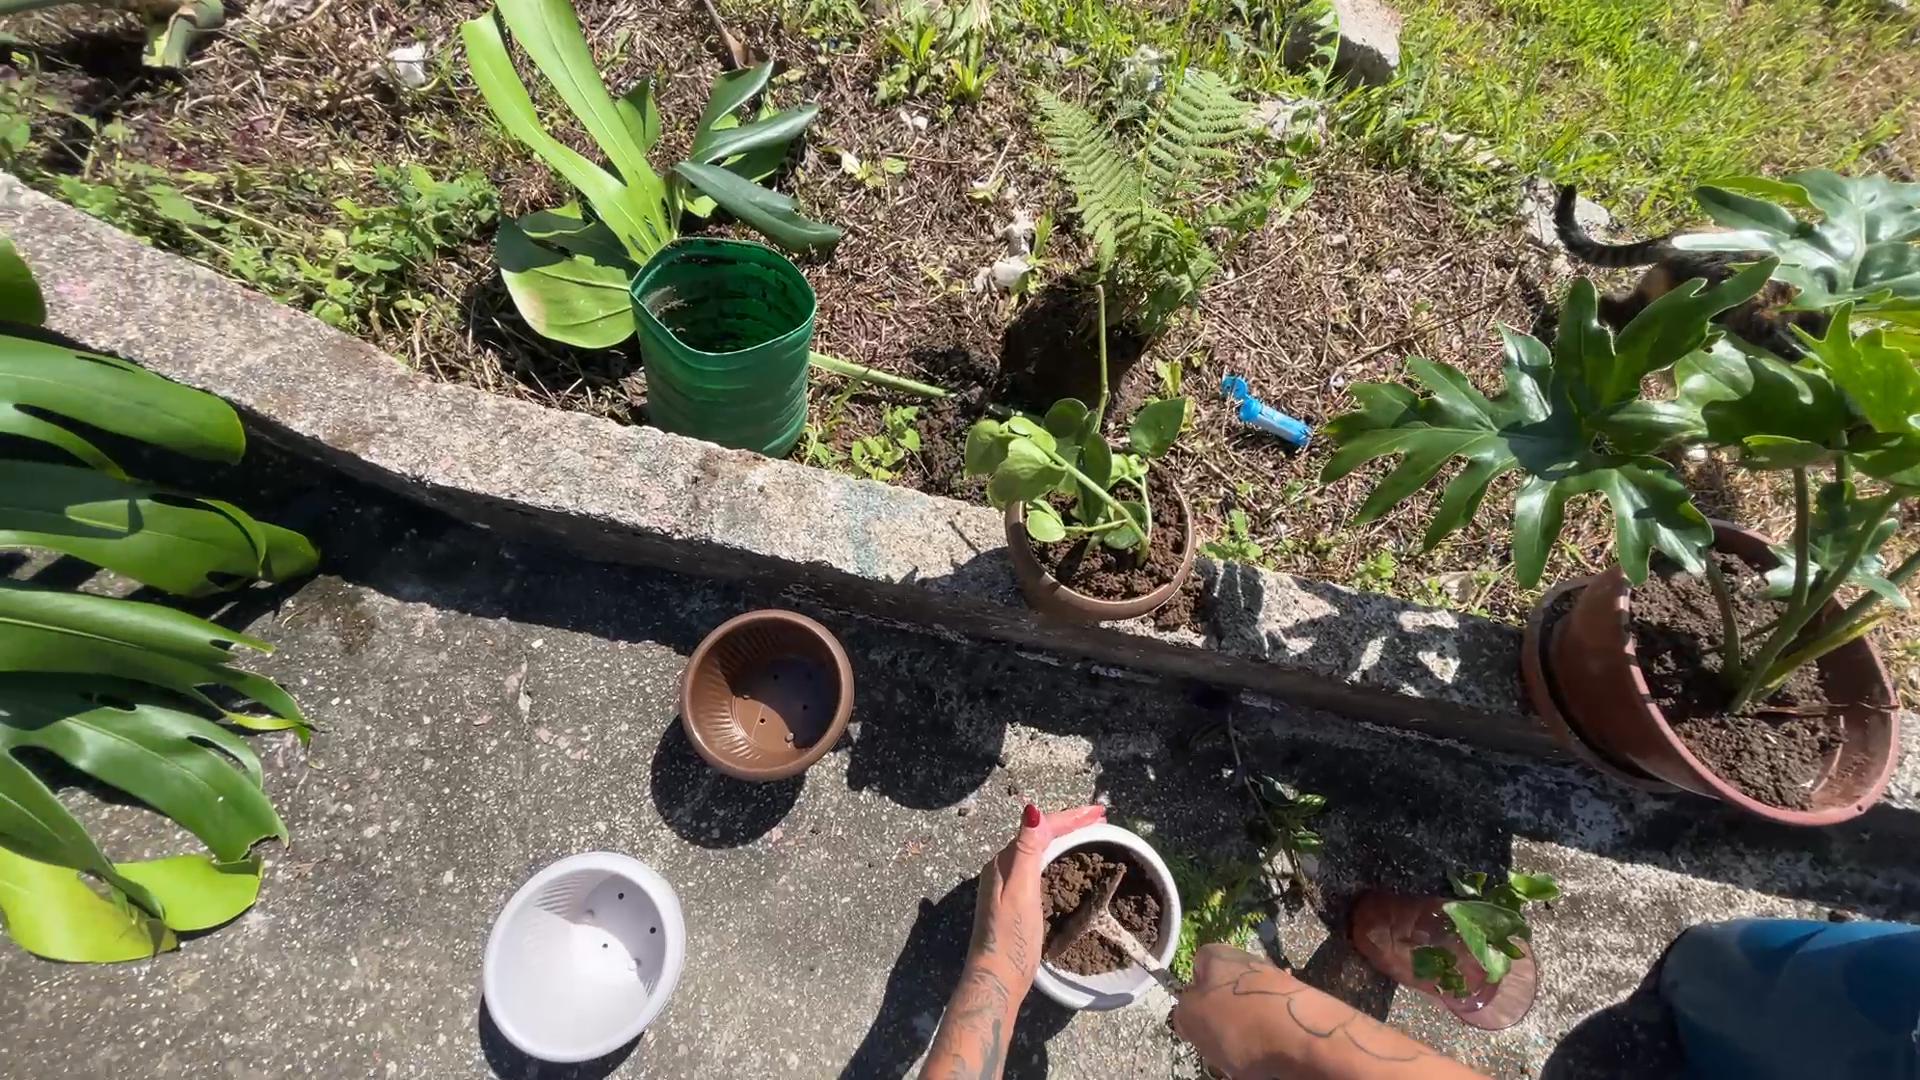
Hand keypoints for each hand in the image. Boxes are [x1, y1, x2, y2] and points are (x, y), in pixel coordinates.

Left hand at [967, 803, 1105, 991]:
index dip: (1069, 818)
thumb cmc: (1011, 935)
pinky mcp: (1016, 899)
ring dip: (1064, 836)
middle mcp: (1005, 867)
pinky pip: (1040, 865)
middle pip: (1040, 835)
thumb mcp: (1021, 889)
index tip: (1098, 813)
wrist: (997, 978)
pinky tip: (1066, 861)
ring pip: (1040, 849)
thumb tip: (1032, 808)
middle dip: (1069, 823)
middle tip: (1099, 818)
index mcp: (1005, 861)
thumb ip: (1026, 849)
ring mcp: (1009, 883)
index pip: (1040, 828)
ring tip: (1088, 832)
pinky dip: (1058, 855)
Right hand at [1172, 944, 1298, 1077]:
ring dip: (1247, 1041)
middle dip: (1223, 1026)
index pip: (1198, 967)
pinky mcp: (1302, 1011)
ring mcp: (1278, 986)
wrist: (1308, 1039)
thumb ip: (1181, 1012)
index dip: (1195, 996)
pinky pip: (1276, 1032)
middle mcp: (1248, 963)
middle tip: (1222, 1051)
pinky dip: (1272, 1049)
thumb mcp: (1190, 1018)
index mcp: (1218, 954)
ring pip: (1251, 1018)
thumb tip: (1187, 1015)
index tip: (1199, 1021)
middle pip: (1226, 997)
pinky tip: (1272, 1063)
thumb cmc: (1239, 1023)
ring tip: (1249, 1065)